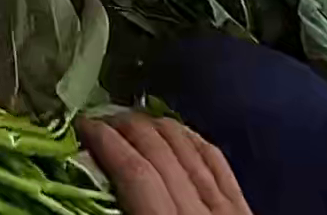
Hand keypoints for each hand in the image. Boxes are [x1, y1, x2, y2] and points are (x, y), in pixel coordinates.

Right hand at [77, 114, 253, 214]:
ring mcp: (230, 214)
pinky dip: (188, 137)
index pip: (135, 172)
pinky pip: (215, 159)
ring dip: (150, 124)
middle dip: (121, 125)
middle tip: (96, 121)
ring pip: (186, 146)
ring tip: (125, 122)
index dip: (104, 141)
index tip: (79, 127)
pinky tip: (170, 130)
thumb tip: (82, 196)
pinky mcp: (247, 214)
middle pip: (158, 150)